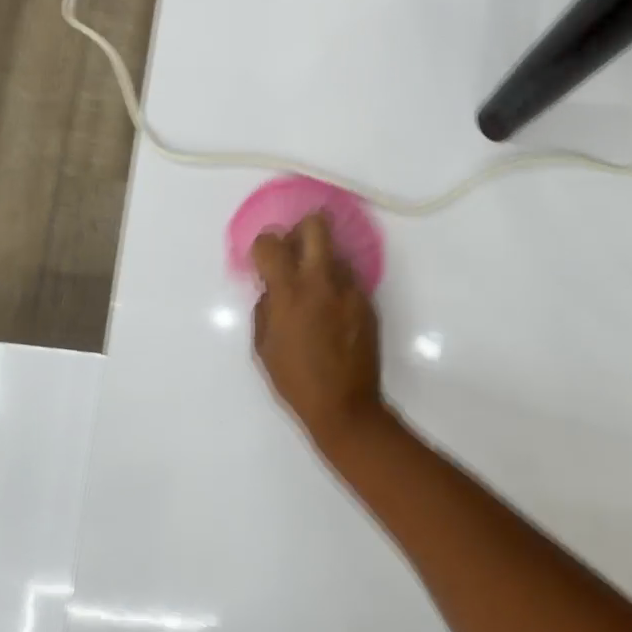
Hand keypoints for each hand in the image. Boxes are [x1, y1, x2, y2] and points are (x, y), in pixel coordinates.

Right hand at [252, 212, 384, 443]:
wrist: (345, 405)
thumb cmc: (295, 381)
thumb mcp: (263, 347)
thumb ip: (265, 308)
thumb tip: (271, 288)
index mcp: (289, 293)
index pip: (271, 243)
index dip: (264, 247)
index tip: (264, 260)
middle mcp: (321, 282)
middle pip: (316, 226)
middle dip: (301, 230)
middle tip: (294, 251)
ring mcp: (350, 290)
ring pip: (336, 254)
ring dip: (321, 262)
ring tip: (315, 290)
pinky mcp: (368, 303)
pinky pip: (349, 281)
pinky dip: (337, 287)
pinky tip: (332, 314)